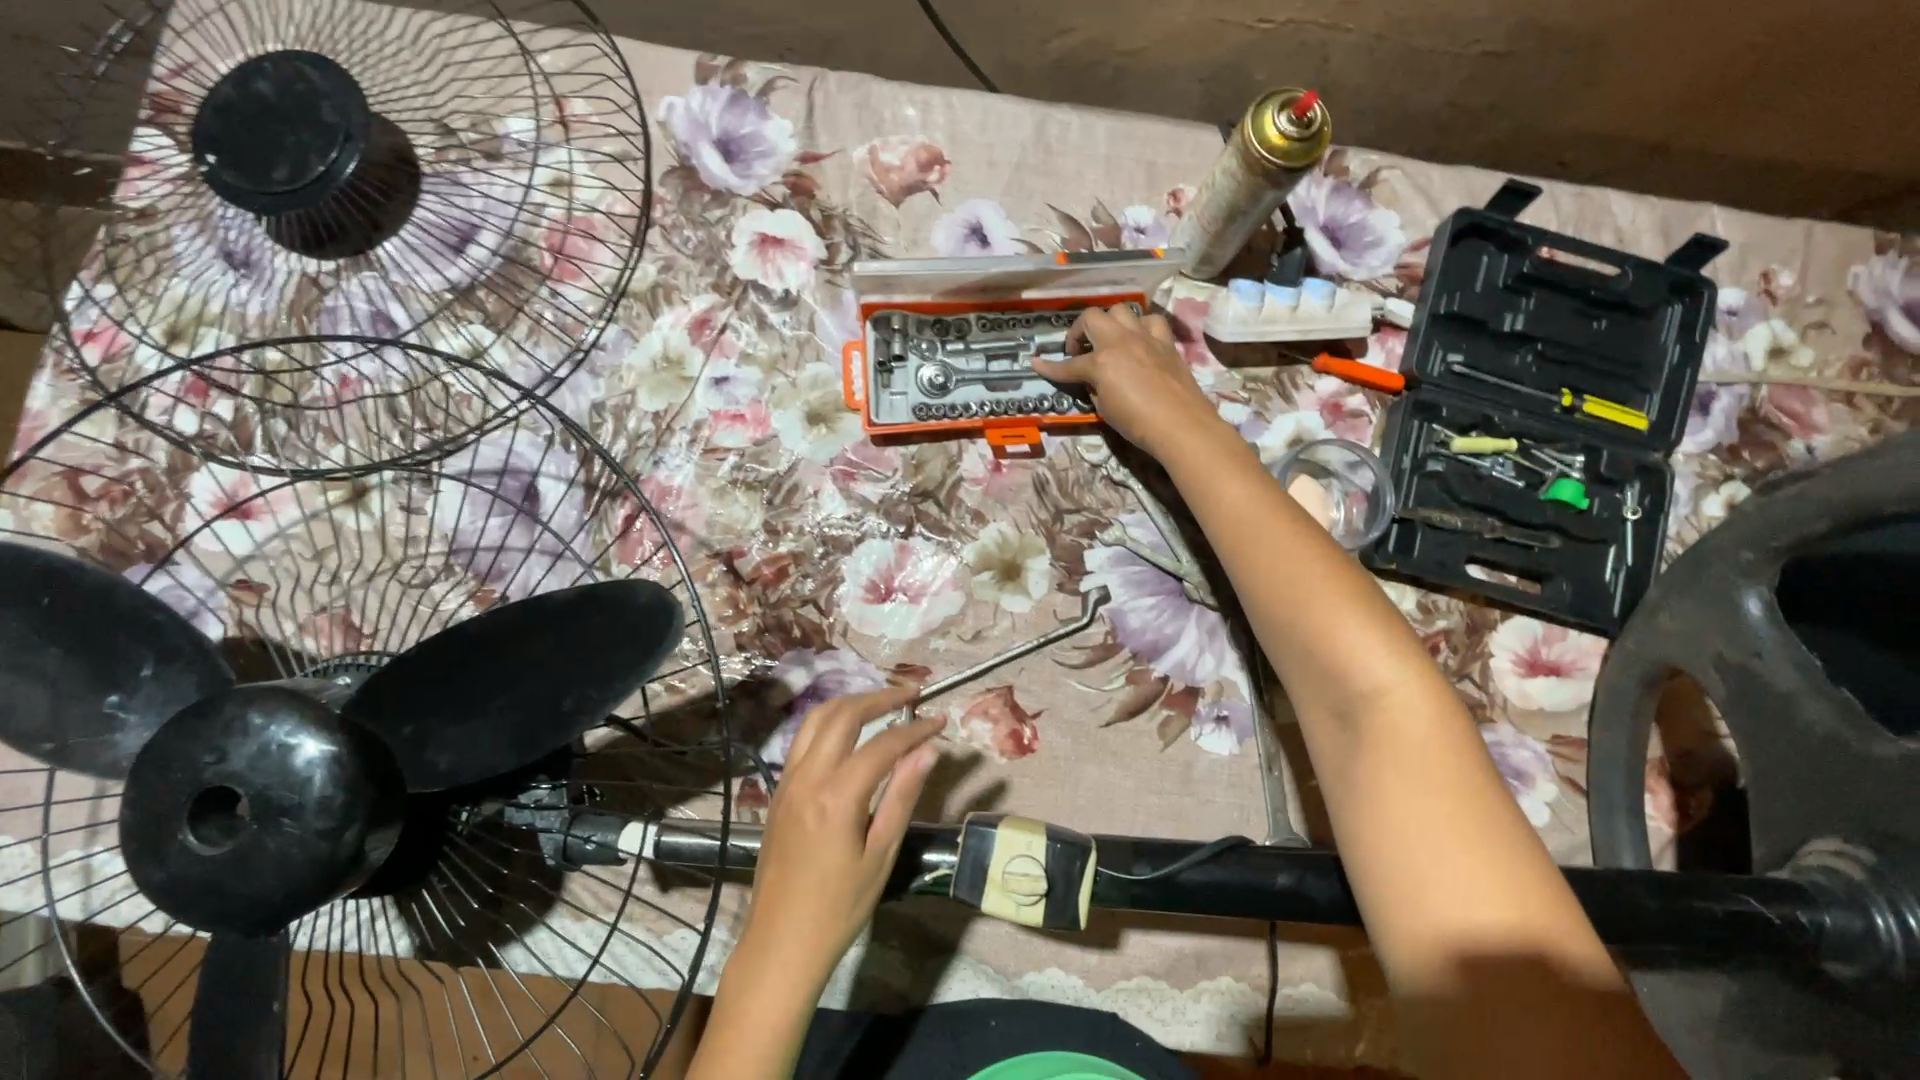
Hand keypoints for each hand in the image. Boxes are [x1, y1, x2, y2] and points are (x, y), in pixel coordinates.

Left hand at [740, 685, 943, 980]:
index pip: (882, 744)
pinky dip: (829, 723)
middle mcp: (807, 777)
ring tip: (882, 703)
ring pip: (815, 720)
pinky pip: (802, 741)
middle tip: (912, 695)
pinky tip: (849, 732)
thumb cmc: (839, 907)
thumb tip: (928, 750)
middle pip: (843, 715)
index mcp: (836, 796)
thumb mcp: (881, 854)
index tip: (940, 720)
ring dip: (850, 704)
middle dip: (879, 698)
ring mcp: (787, 782)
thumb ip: (902, 796)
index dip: (914, 728)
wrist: (781, 941)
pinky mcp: (778, 792)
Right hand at [1034, 304, 1227, 460]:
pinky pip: (1151, 321)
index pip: (1068, 365)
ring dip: (1110, 323)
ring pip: (1121, 310)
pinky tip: (1140, 341)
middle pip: (1092, 317)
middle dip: (1079, 331)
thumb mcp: (1105, 409)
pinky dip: (1142, 327)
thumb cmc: (1137, 423)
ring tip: (1109, 341)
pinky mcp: (1165, 342)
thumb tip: (1094, 381)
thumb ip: (1095, 388)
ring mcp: (1145, 338)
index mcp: (1101, 362)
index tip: (1036, 364)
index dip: (1050, 368)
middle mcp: (1120, 341)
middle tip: (1079, 350)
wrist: (1181, 425)